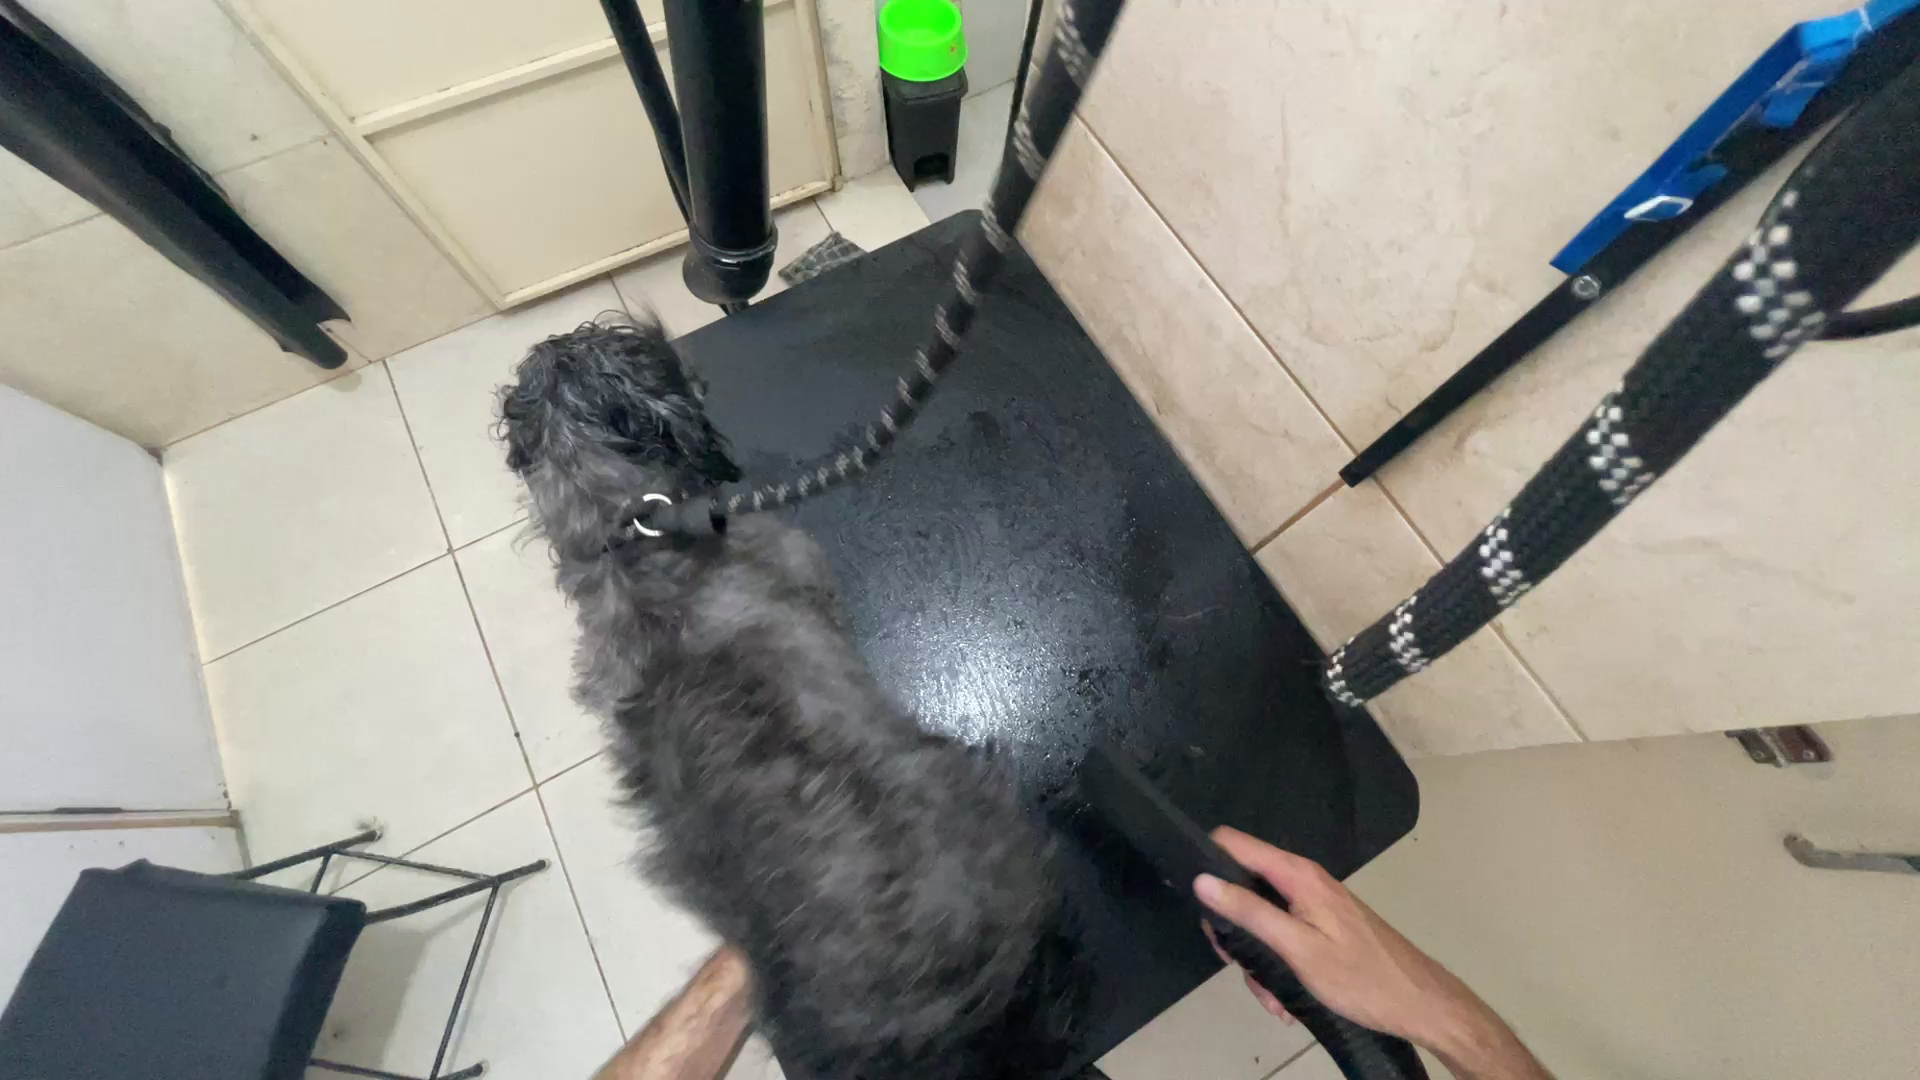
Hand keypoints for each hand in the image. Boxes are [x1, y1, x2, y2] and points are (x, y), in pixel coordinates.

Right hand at [1193, 827, 1549, 1079]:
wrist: (1425, 1007)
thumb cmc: (1361, 977)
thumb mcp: (1296, 948)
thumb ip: (1248, 911)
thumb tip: (1201, 880)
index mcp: (1294, 873)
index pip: (1231, 842)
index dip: (1206, 860)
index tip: (1197, 900)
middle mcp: (1300, 877)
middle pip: (1241, 883)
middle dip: (1232, 925)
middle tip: (1235, 962)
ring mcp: (1311, 900)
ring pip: (1260, 915)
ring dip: (1256, 955)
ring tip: (1271, 995)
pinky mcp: (1320, 923)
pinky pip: (1282, 931)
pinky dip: (1276, 961)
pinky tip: (1285, 997)